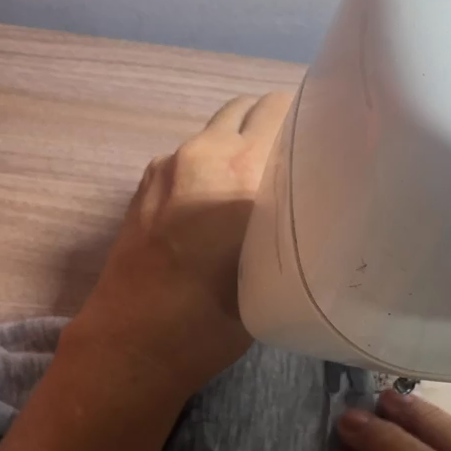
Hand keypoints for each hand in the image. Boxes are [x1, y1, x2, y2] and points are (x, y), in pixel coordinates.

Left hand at [66, 91, 293, 399]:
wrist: (132, 342)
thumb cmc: (211, 320)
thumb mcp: (273, 272)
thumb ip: (289, 221)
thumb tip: (303, 198)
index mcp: (242, 169)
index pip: (280, 107)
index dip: (304, 119)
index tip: (319, 142)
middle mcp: (202, 153)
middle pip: (243, 110)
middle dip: (268, 126)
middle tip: (289, 162)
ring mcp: (166, 165)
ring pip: (213, 132)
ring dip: (235, 146)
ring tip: (251, 188)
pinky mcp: (143, 184)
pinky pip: (187, 157)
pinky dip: (207, 166)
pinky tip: (213, 207)